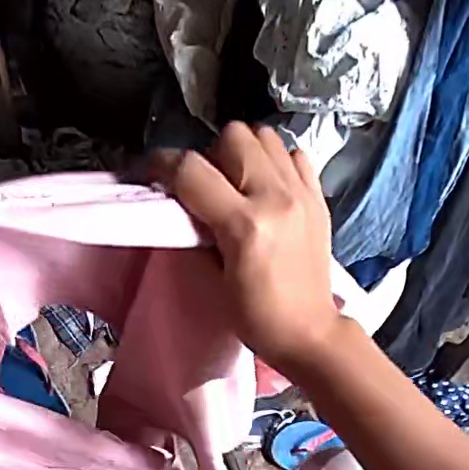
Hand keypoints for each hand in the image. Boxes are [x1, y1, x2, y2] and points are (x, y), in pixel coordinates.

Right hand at [159, 123, 355, 375]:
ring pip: (265, 136)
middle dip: (211, 155)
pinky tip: (268, 189)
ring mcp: (302, 194)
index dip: (161, 165)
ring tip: (238, 184)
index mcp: (245, 225)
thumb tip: (185, 204)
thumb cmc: (258, 319)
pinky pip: (294, 155)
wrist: (309, 333)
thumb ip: (199, 234)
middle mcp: (276, 198)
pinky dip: (276, 162)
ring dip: (244, 152)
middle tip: (208, 187)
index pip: (192, 171)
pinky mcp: (319, 199)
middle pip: (233, 136)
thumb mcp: (216, 280)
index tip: (149, 172)